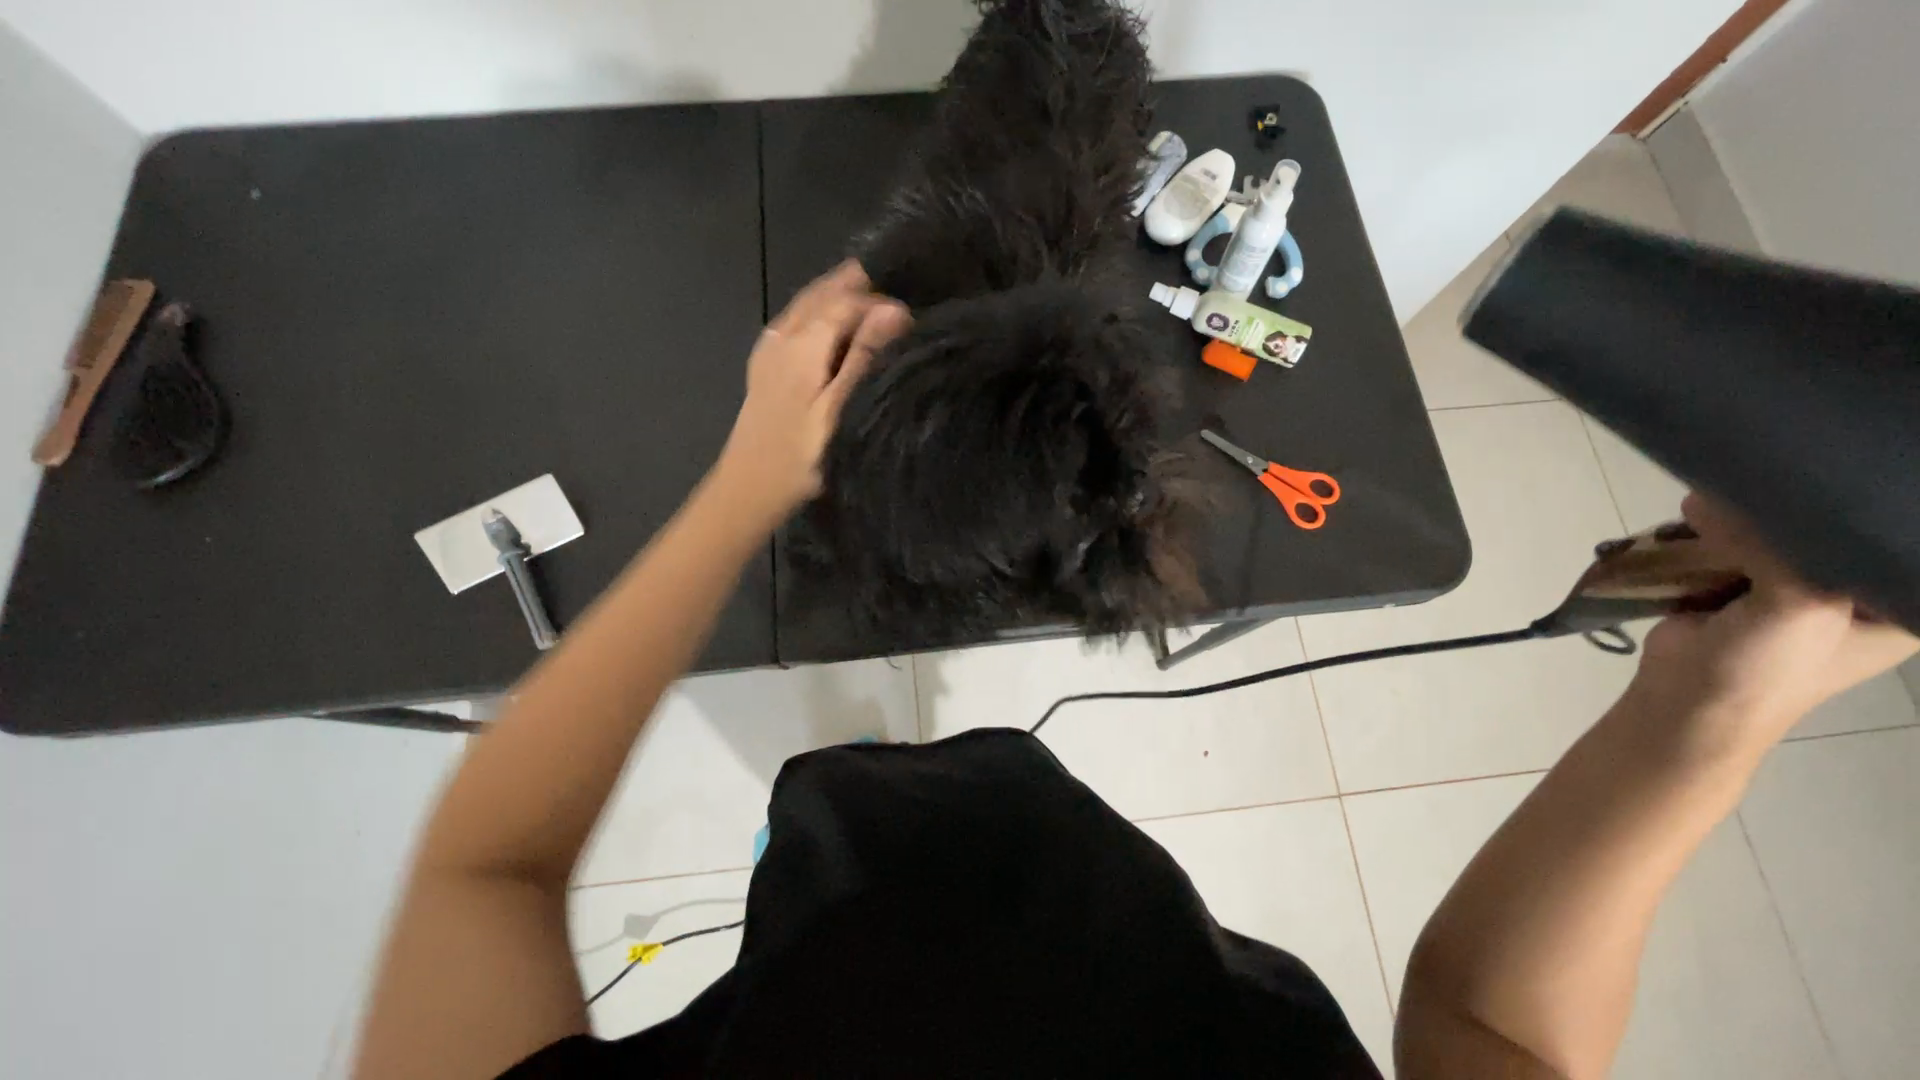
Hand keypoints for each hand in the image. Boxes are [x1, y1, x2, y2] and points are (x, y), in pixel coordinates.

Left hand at [712, 260, 909, 523]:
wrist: (748, 489)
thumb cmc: (801, 457)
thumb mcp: (840, 410)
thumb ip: (864, 357)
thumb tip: (894, 308)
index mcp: (805, 344)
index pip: (848, 302)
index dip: (881, 301)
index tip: (914, 314)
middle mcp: (784, 336)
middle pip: (823, 294)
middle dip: (857, 284)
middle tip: (895, 279)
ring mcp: (770, 350)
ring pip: (805, 304)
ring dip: (836, 293)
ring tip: (869, 290)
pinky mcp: (763, 366)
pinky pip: (792, 321)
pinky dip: (815, 309)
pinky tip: (825, 319)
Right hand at [1627, 494, 1918, 760]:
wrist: (1687, 703)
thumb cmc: (1766, 667)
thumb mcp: (1797, 603)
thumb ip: (1764, 543)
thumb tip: (1701, 497)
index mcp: (1892, 607)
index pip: (1884, 545)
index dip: (1859, 516)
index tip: (1832, 486)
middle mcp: (1845, 595)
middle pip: (1824, 535)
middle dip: (1788, 513)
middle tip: (1768, 482)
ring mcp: (1783, 592)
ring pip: (1767, 537)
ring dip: (1737, 522)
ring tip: (1719, 500)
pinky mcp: (1730, 590)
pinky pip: (1726, 548)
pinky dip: (1706, 535)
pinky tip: (1694, 520)